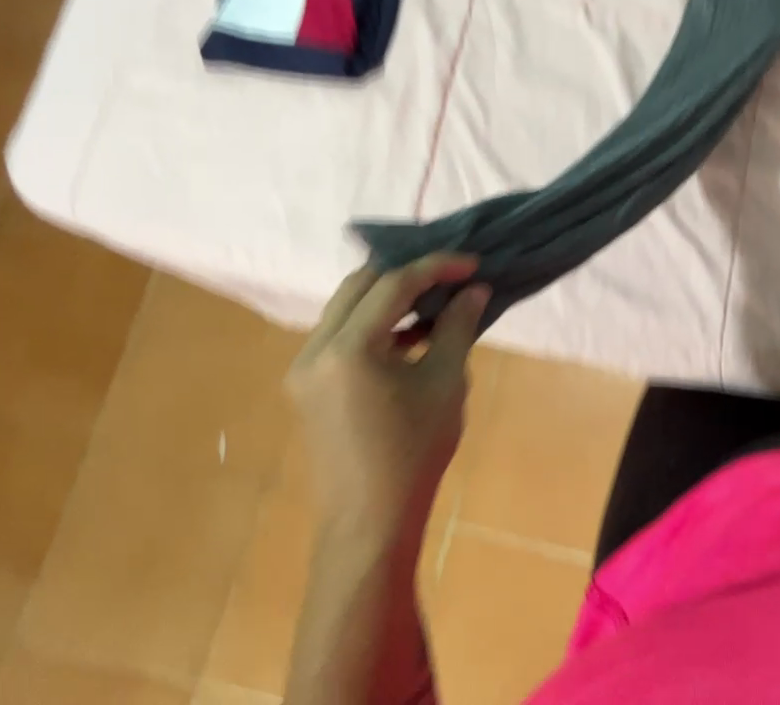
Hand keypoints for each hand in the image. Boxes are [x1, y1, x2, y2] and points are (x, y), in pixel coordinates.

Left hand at [286, 254, 491, 529]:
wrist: (369, 516)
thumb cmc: (414, 449)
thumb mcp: (444, 382)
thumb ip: (457, 328)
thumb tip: (474, 291)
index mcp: (348, 348)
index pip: (393, 284)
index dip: (437, 267)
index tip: (474, 263)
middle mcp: (315, 349)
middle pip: (360, 286)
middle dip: (407, 273)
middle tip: (453, 276)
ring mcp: (305, 368)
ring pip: (347, 307)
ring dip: (391, 297)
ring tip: (438, 302)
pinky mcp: (309, 385)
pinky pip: (342, 334)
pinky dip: (377, 323)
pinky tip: (414, 335)